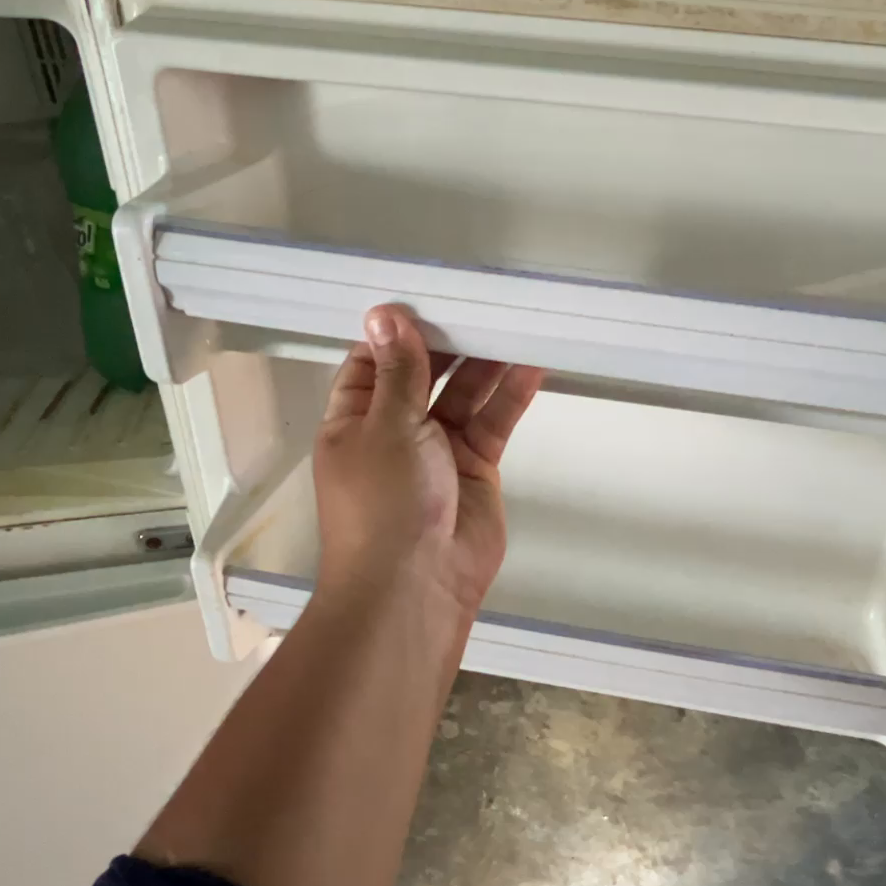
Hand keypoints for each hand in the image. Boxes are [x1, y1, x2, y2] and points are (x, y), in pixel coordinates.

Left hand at [313, 304, 544, 616]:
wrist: (416, 587)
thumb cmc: (383, 504)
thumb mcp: (385, 427)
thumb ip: (398, 371)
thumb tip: (384, 314)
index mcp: (354, 419)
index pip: (373, 362)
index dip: (397, 331)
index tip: (429, 298)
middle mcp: (394, 430)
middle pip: (424, 374)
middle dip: (450, 343)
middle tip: (482, 305)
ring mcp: (438, 448)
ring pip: (464, 394)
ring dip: (485, 364)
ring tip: (514, 326)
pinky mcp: (477, 466)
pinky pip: (493, 421)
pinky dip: (510, 396)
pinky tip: (531, 366)